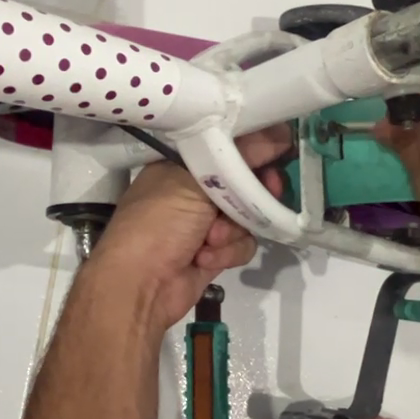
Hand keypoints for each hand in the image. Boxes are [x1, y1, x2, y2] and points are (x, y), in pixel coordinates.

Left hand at [87, 126, 291, 334]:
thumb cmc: (159, 222)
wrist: (138, 284)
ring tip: (211, 239)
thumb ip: (241, 157)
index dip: (253, 150)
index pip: (226, 148)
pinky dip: (228, 252)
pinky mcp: (215, 253)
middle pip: (243, 182)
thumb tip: (281, 134)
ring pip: (247, 216)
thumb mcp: (196, 182)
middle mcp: (193, 192)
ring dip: (233, 229)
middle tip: (268, 191)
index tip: (278, 152)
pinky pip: (242, 244)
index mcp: (180, 165)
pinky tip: (205, 259)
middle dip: (253, 191)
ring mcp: (204, 224)